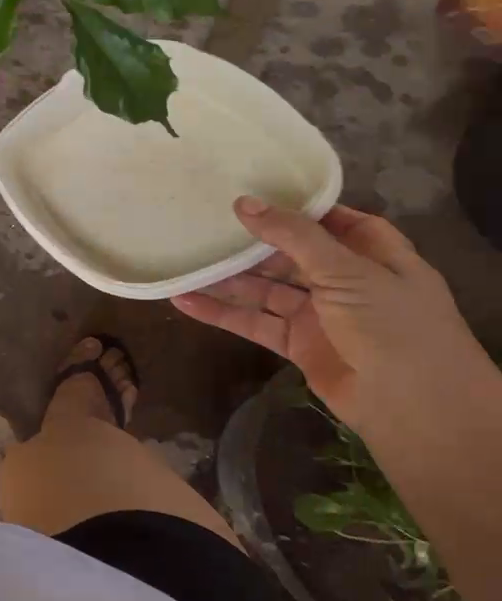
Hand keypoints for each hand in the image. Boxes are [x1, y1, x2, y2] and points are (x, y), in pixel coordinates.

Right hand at [171, 197, 476, 429]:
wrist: (415, 407)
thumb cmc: (394, 327)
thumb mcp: (348, 272)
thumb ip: (294, 236)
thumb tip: (243, 202)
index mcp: (379, 262)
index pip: (345, 225)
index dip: (308, 210)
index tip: (259, 192)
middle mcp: (351, 286)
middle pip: (294, 256)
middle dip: (253, 243)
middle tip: (204, 223)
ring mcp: (324, 316)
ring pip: (267, 289)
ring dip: (228, 278)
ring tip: (185, 261)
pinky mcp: (299, 344)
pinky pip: (253, 322)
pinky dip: (220, 313)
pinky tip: (183, 300)